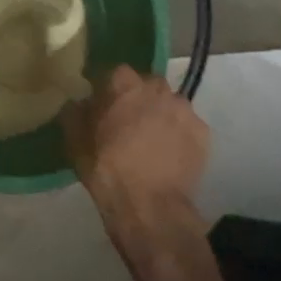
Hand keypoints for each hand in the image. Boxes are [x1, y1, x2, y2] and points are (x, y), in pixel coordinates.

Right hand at [63, 65, 207, 217]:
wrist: (149, 206)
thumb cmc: (106, 170)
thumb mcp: (76, 142)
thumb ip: (76, 114)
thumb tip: (78, 101)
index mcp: (124, 85)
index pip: (116, 74)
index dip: (110, 90)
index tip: (105, 107)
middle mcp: (158, 89)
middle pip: (148, 85)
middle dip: (140, 99)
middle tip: (131, 124)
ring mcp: (184, 109)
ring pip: (171, 104)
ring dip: (162, 115)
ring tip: (154, 142)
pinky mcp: (204, 132)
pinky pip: (188, 126)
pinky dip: (180, 135)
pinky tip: (171, 155)